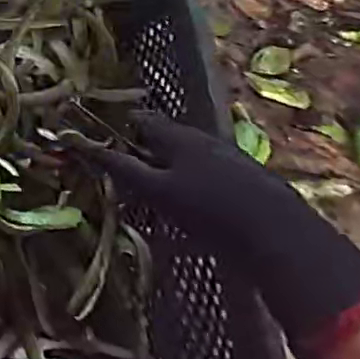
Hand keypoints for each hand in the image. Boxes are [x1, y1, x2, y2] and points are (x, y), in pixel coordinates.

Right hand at [79, 114, 359, 358]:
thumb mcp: (155, 189)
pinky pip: (206, 178)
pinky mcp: (246, 183)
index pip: (138, 119)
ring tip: (153, 201)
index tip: (99, 148)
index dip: (115, 129)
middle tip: (125, 181)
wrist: (284, 239)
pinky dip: (190, 189)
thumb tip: (75, 141)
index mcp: (177, 135)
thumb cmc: (210, 208)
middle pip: (162, 140)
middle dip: (141, 155)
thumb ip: (118, 166)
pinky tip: (189, 215)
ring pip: (184, 160)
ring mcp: (228, 159)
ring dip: (166, 174)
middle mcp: (203, 139)